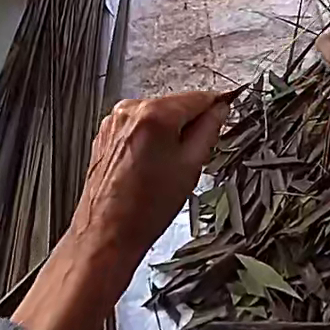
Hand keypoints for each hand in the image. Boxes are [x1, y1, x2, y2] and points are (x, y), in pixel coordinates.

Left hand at [14, 91, 229, 329]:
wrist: (107, 232)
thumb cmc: (143, 208)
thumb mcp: (191, 166)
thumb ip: (209, 130)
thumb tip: (218, 111)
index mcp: (154, 115)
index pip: (198, 97)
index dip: (216, 108)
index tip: (224, 115)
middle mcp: (130, 110)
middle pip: (176, 104)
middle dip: (190, 124)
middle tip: (193, 155)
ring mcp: (114, 121)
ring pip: (157, 115)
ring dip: (169, 132)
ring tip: (167, 166)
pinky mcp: (106, 133)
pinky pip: (139, 126)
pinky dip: (150, 139)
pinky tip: (150, 167)